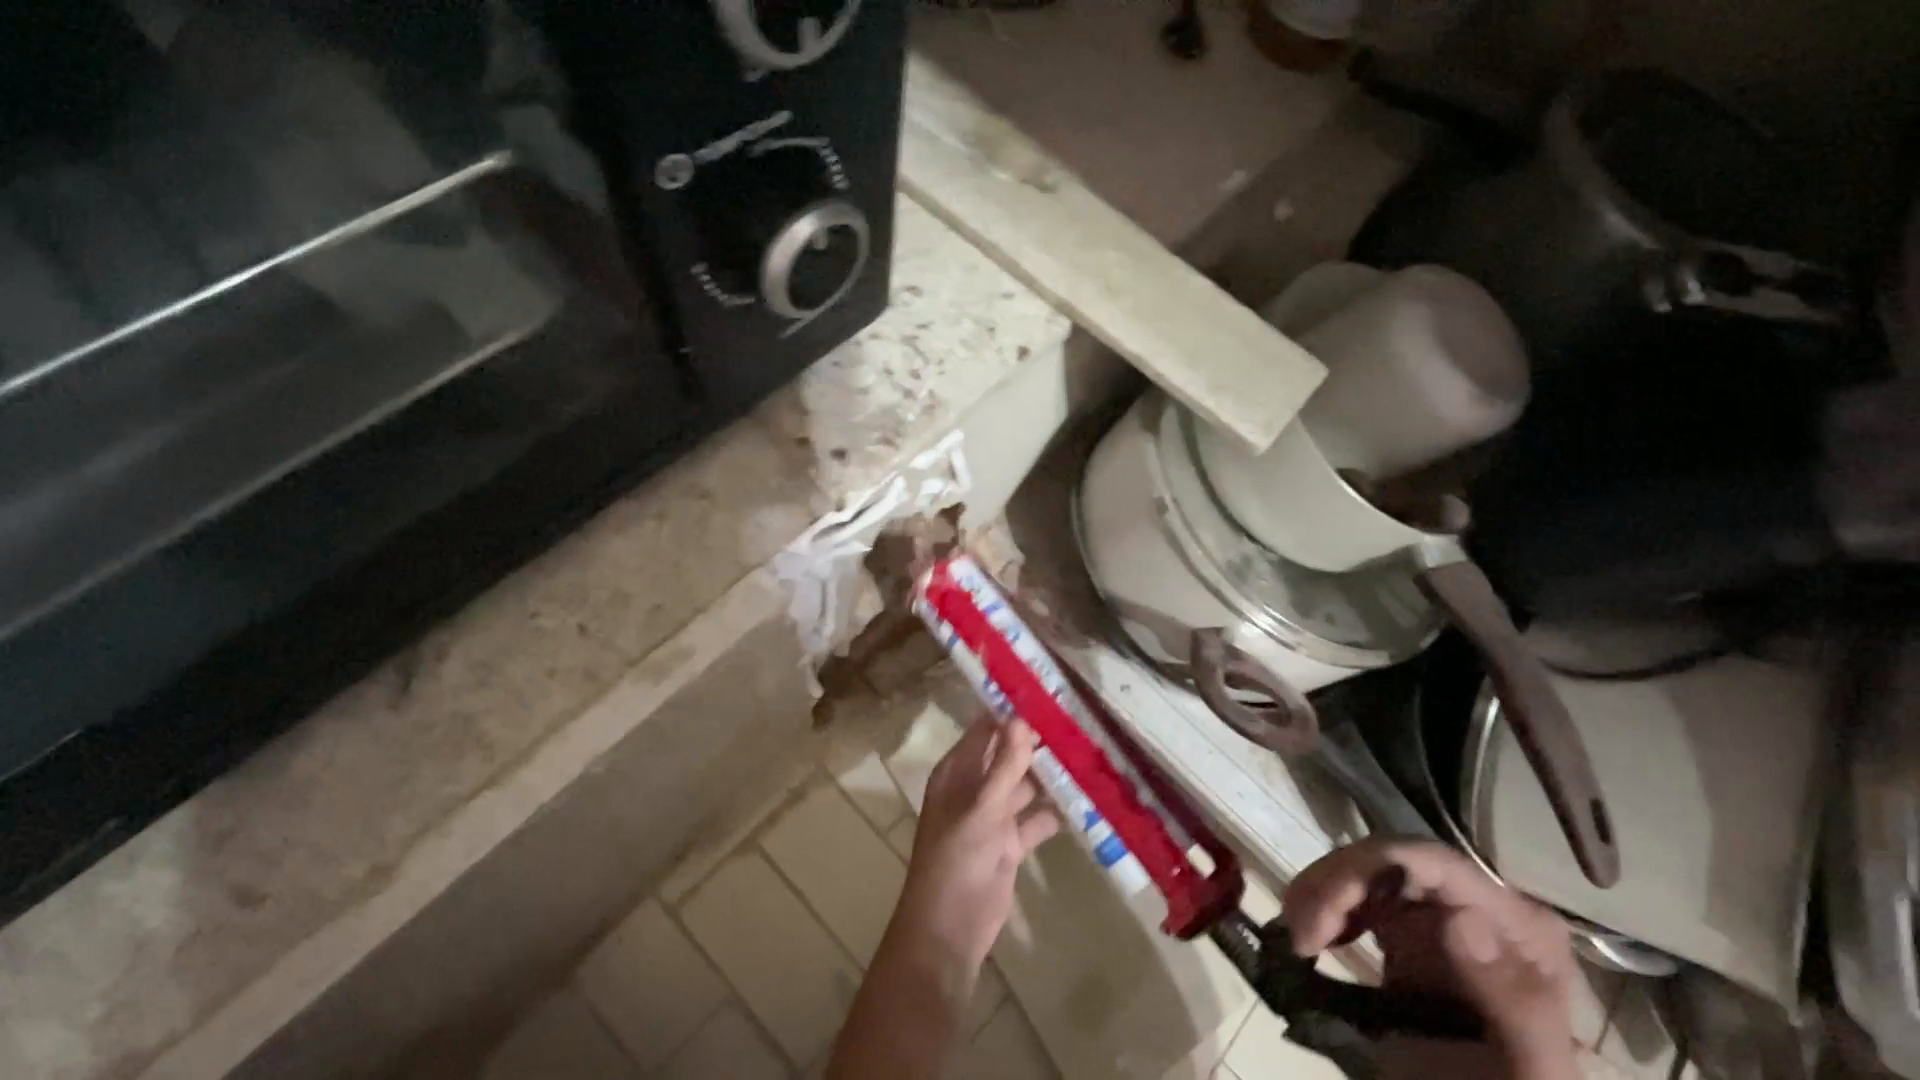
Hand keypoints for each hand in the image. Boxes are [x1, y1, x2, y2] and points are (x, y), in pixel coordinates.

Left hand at [892, 715, 1060, 972]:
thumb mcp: (981, 809)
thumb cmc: (956, 860)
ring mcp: (993, 817)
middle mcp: (974, 789)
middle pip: (1009, 756)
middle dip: (1039, 742)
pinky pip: (1036, 819)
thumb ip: (1004, 766)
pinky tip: (1085, 799)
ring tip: (1089, 754)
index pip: (985, 730)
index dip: (1011, 712)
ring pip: (1026, 786)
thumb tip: (1021, 719)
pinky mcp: (1010, 844)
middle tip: (1080, 722)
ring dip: (1051, 776)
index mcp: (956, 774)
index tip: (1047, 694)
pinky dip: (1056, 812)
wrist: (950, 928)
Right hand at [1284, 838, 1580, 1079]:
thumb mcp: (1531, 1060)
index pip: (1429, 861)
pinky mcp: (1406, 933)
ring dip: (1321, 894)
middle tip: (1298, 936)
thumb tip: (1458, 917)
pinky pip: (1358, 899)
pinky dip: (1326, 910)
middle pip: (1388, 858)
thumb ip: (1511, 996)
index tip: (1318, 922)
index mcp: (1511, 919)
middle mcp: (1472, 902)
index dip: (1363, 869)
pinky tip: (1314, 942)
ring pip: (1366, 872)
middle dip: (1333, 883)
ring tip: (1298, 941)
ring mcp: (1435, 915)